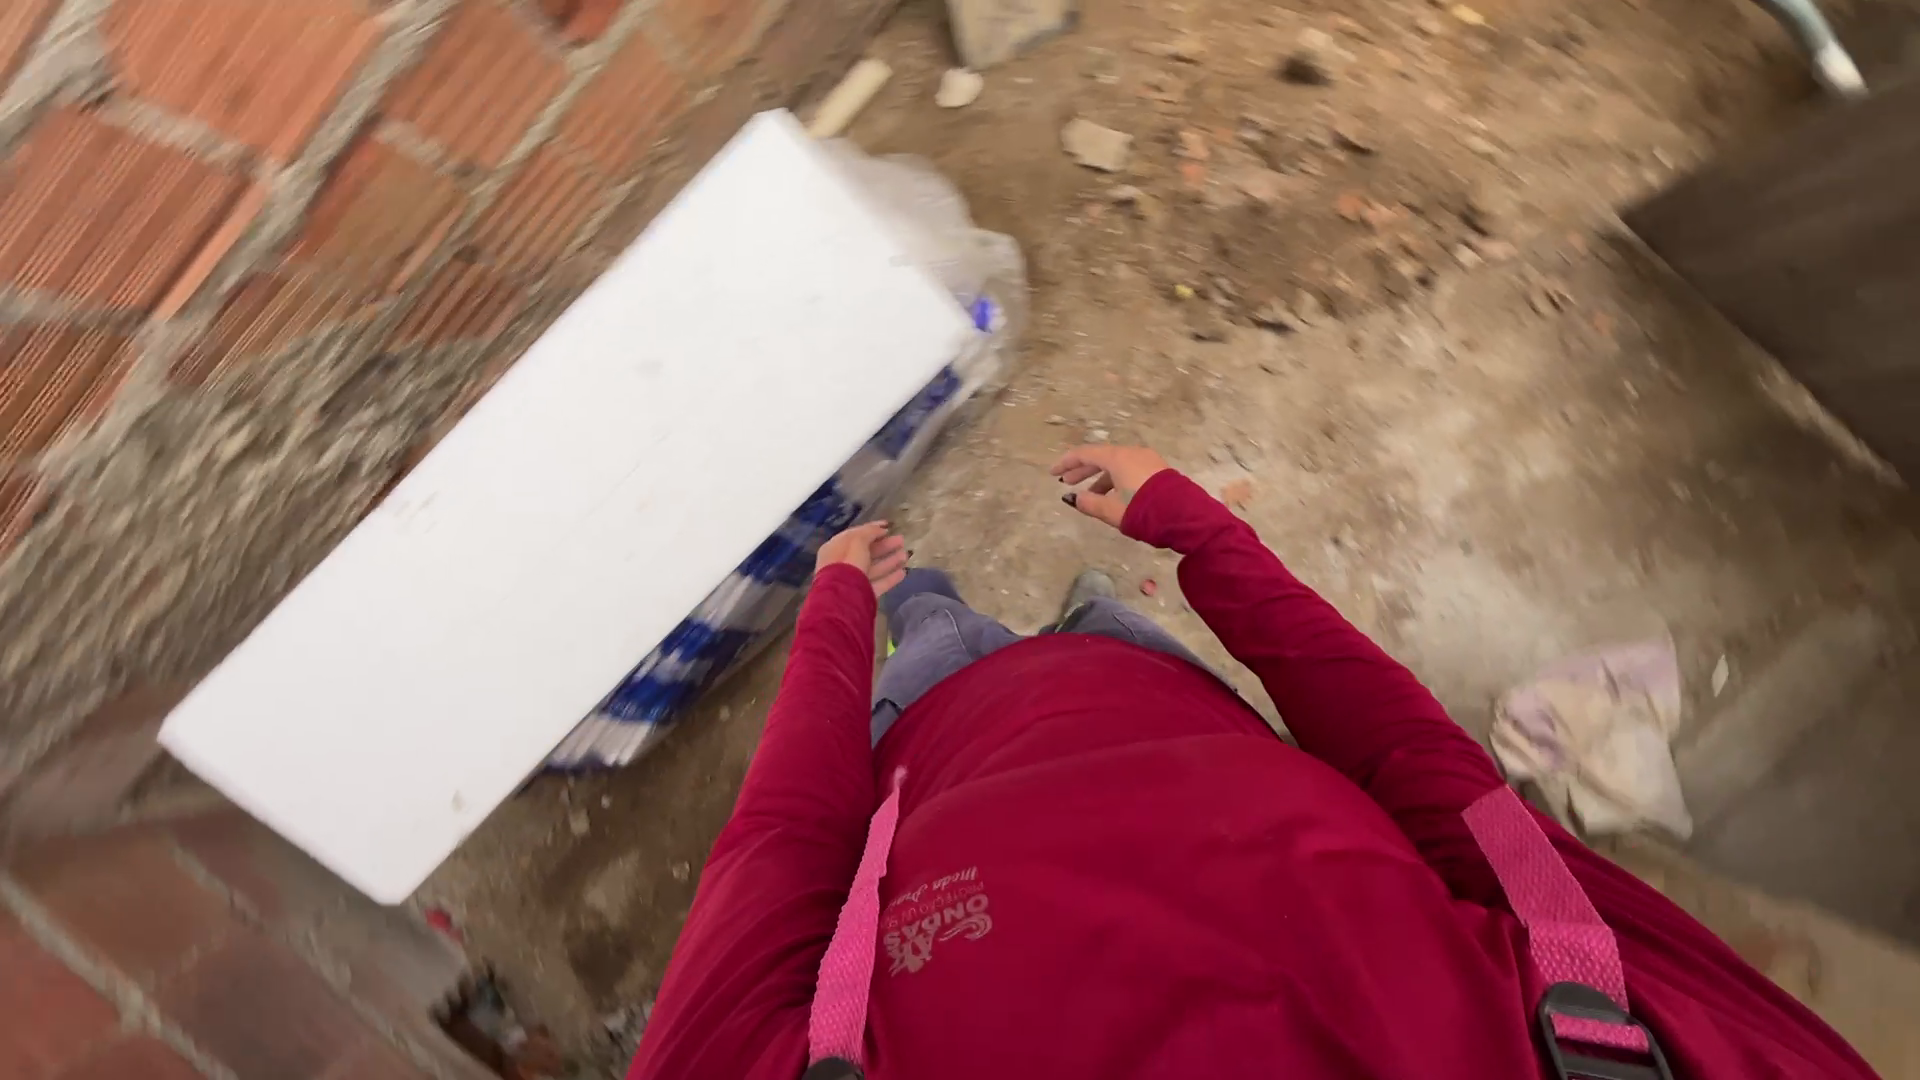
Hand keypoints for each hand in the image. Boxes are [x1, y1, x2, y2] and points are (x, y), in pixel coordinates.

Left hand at [816, 521, 909, 595]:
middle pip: (866, 552)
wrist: (843, 601)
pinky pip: (877, 583)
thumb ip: (869, 533)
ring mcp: (852, 581)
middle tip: (902, 540)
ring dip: (890, 560)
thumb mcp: (857, 542)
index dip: (871, 530)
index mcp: (835, 549)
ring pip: (873, 568)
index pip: (854, 535)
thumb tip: (880, 529)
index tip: (889, 526)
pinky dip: (889, 578)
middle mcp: (842, 564)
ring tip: (906, 554)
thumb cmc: (847, 565)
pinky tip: (903, 572)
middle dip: (884, 545)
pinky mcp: (862, 595)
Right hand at [1049, 445, 1170, 527]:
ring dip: (1100, 477)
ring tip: (1090, 495)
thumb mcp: (1111, 511)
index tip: (1053, 474)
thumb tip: (1074, 499)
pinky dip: (1116, 479)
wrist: (1186, 517)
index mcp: (1118, 458)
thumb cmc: (1143, 512)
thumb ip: (1089, 503)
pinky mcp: (1158, 470)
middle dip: (1082, 470)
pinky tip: (1113, 496)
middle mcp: (1132, 453)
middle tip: (1067, 482)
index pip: (1085, 454)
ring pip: (1116, 464)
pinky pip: (1129, 469)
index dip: (1066, 463)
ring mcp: (1147, 460)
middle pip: (1101, 457)